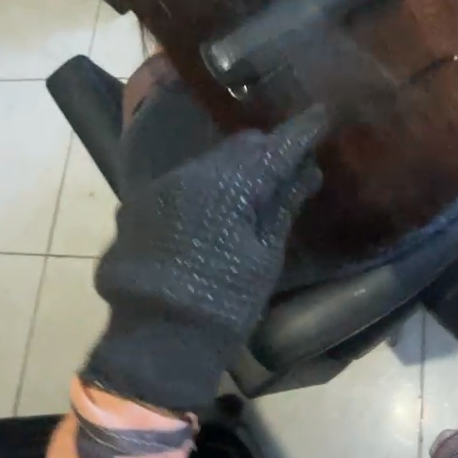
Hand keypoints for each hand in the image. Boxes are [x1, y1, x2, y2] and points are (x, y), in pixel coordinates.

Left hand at [82, 109, 327, 412]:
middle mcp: (190, 174)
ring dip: (231, 171)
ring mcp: (158, 189)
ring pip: (207, 164)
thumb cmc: (224, 303)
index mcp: (229, 184)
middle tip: (288, 160)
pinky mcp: (136, 206)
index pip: (274, 146)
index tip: (321, 116)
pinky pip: (180, 184)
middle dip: (265, 150)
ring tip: (249, 189)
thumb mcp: (265, 257)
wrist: (156, 341)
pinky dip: (203, 189)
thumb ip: (284, 205)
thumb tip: (308, 170)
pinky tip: (211, 211)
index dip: (301, 131)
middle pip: (238, 149)